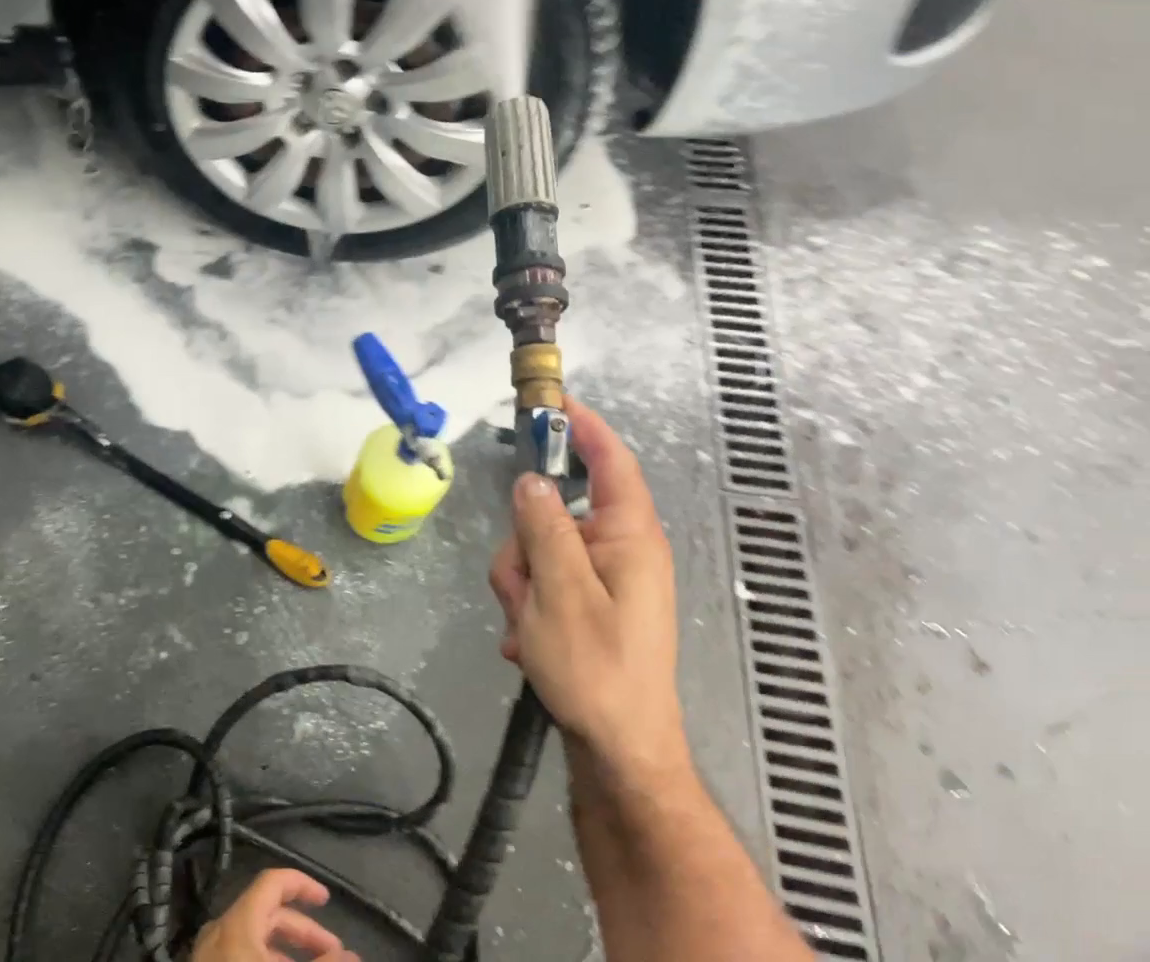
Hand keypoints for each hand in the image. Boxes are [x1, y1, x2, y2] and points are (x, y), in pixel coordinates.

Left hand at [190, 870, 359, 961]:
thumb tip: (352, 955)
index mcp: (238, 923)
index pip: (272, 883)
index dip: (301, 885)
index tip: (327, 900)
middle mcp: (222, 930)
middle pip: (268, 913)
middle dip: (305, 930)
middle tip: (336, 952)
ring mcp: (213, 953)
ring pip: (258, 938)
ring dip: (290, 951)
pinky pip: (244, 956)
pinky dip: (270, 961)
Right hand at [489, 397, 686, 779]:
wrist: (618, 746)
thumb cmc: (596, 666)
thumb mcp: (560, 591)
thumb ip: (544, 527)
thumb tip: (533, 480)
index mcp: (630, 537)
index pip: (612, 462)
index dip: (584, 427)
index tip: (551, 402)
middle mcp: (620, 552)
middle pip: (554, 513)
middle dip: (522, 546)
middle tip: (520, 590)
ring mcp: (603, 582)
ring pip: (538, 552)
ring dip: (519, 585)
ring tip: (527, 628)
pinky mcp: (586, 608)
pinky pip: (543, 585)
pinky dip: (527, 609)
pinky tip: (529, 645)